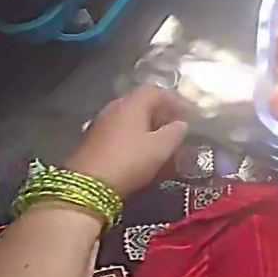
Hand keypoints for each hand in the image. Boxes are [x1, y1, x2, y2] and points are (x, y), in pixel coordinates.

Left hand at [65, 85, 191, 195]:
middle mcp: (116, 107)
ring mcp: (102, 122)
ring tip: (161, 139)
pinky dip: (135, 135)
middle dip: (161, 112)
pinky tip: (142, 149)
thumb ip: (175, 133)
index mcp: (133, 104)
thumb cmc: (130, 160)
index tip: (188, 115)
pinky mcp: (95, 139)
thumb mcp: (160, 148)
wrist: (89, 184)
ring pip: (130, 117)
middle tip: (176, 126)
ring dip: (148, 125)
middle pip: (142, 102)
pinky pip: (121, 129)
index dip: (175, 101)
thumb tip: (182, 124)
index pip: (156, 92)